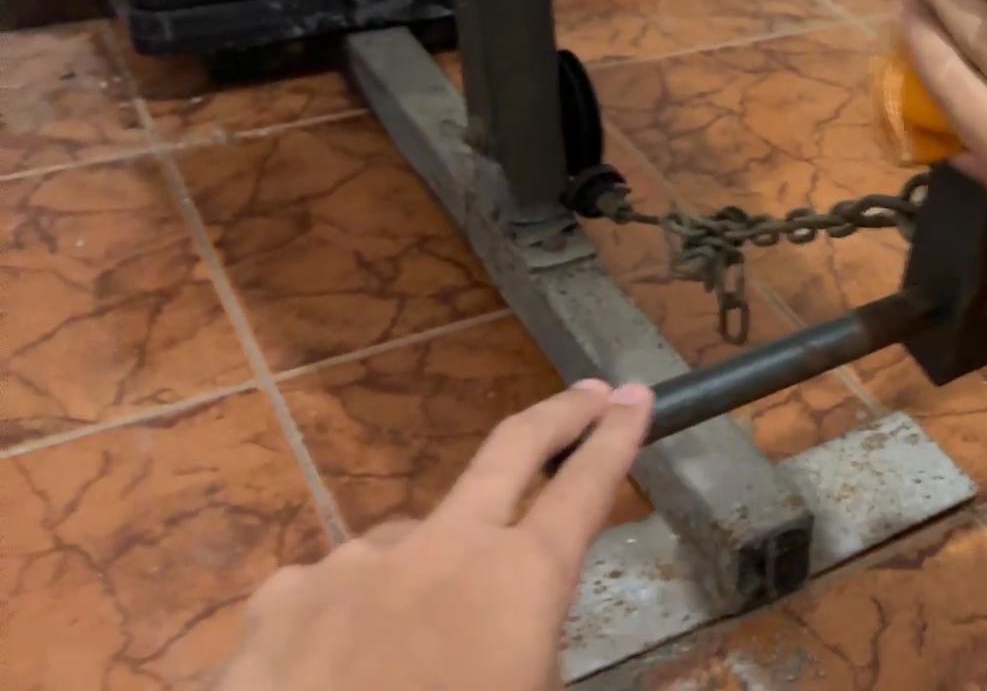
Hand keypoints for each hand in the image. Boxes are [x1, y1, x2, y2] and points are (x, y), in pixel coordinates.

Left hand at [216, 380, 655, 690]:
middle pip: (514, 447)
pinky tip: (332, 662)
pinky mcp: (282, 595)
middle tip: (589, 394)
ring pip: (413, 537)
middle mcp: (446, 547)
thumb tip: (515, 612)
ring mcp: (359, 560)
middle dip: (562, 413)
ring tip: (401, 646)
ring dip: (427, 567)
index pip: (587, 483)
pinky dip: (352, 607)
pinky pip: (337, 583)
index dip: (618, 434)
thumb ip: (531, 636)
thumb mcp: (529, 684)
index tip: (636, 396)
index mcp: (519, 579)